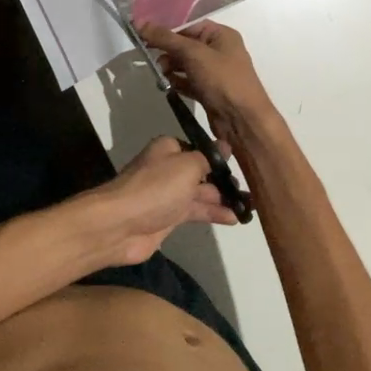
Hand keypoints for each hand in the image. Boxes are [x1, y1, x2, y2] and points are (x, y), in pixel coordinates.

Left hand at [92, 137, 237, 265]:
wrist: (121, 224)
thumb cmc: (155, 188)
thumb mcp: (187, 165)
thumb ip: (208, 158)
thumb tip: (225, 146)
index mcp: (168, 149)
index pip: (198, 148)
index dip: (219, 157)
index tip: (242, 164)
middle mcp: (168, 168)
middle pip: (201, 171)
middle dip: (223, 179)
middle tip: (249, 189)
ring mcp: (168, 194)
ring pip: (201, 193)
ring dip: (222, 199)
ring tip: (249, 206)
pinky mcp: (169, 217)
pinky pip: (196, 211)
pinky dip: (214, 213)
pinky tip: (234, 218)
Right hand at [136, 20, 277, 153]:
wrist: (243, 122)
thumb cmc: (222, 80)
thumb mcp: (193, 54)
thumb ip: (165, 38)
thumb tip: (139, 22)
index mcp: (221, 35)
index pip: (188, 26)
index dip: (166, 30)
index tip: (144, 35)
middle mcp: (219, 51)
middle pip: (185, 45)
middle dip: (167, 51)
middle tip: (149, 57)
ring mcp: (214, 73)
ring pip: (184, 64)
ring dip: (170, 67)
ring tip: (159, 74)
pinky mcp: (208, 91)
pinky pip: (187, 81)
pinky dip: (176, 82)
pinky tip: (165, 85)